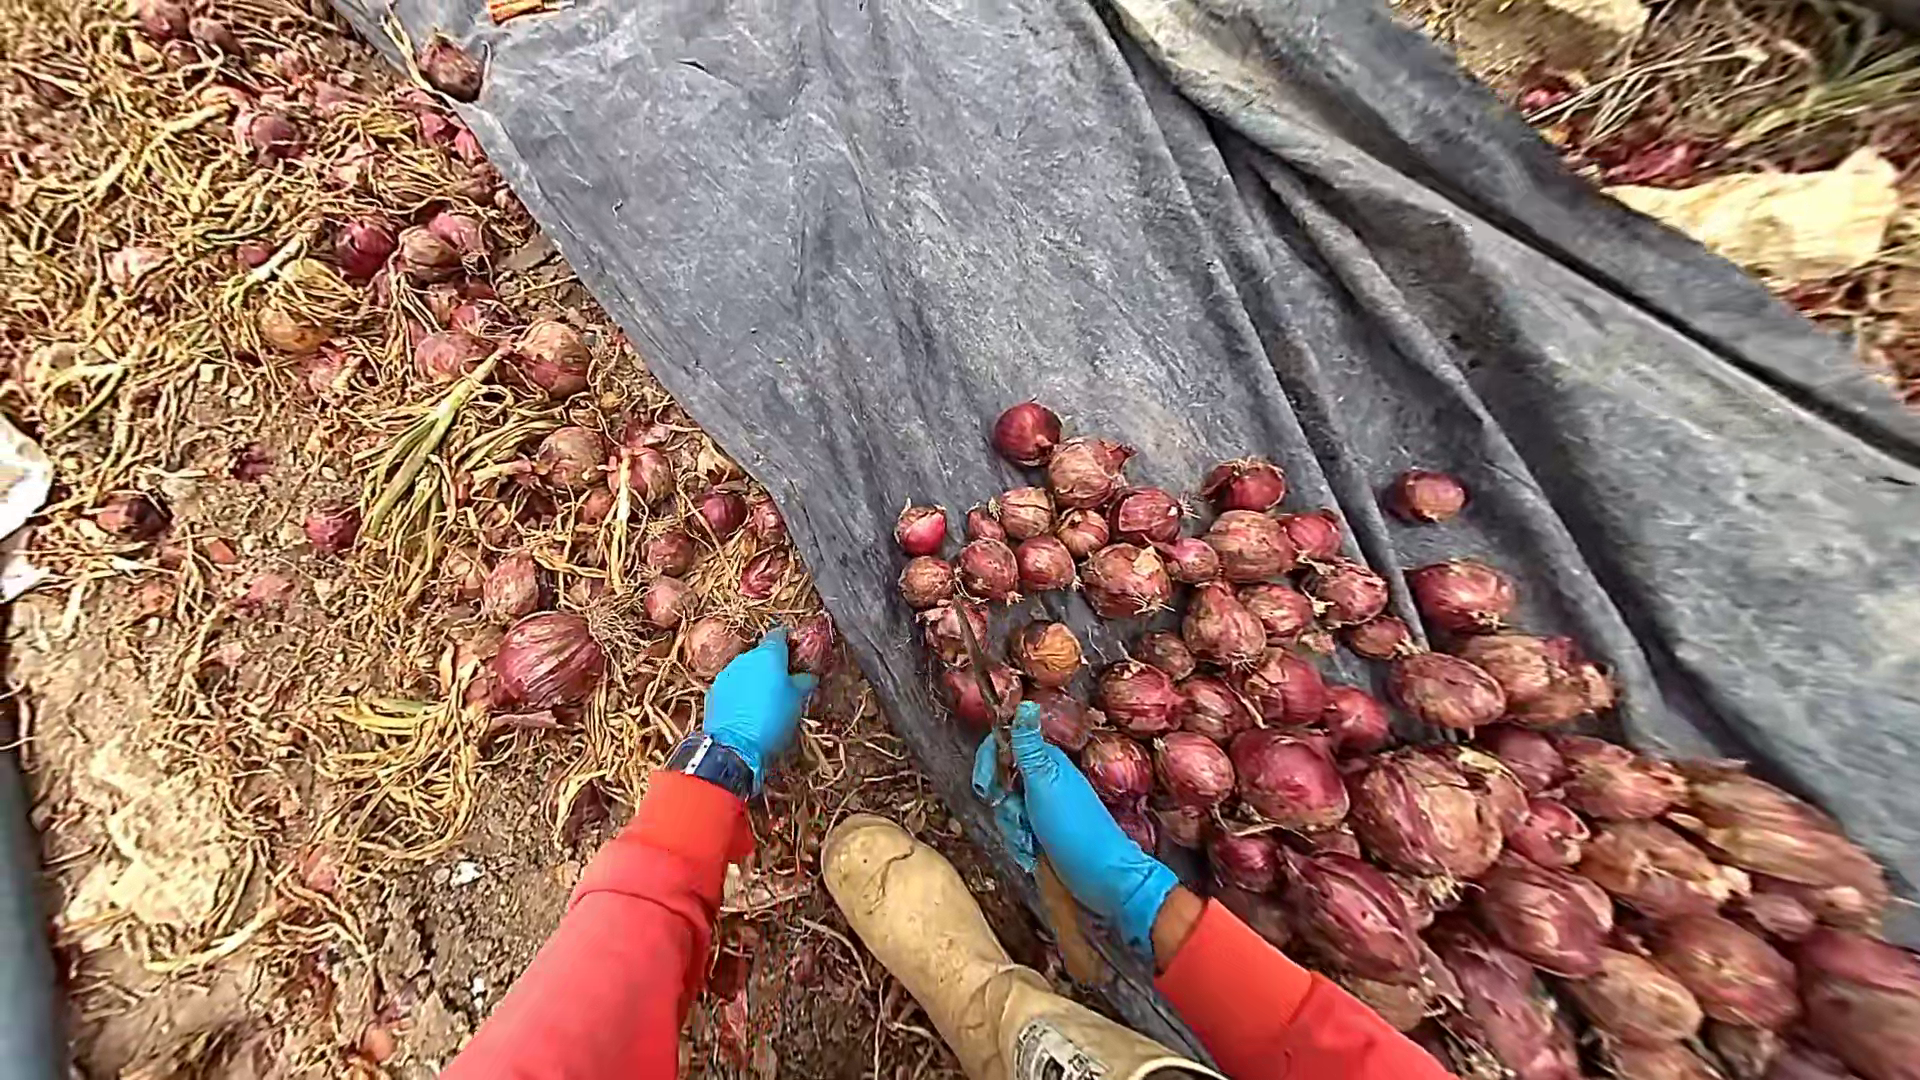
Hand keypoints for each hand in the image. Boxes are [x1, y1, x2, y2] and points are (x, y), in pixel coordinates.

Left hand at [702, 627, 817, 787]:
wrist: (733, 747)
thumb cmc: (772, 718)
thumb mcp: (797, 700)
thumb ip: (803, 682)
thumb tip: (807, 676)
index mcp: (769, 654)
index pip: (780, 634)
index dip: (790, 641)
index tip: (796, 652)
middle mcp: (745, 658)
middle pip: (762, 653)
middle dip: (773, 664)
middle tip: (785, 680)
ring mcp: (727, 673)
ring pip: (746, 669)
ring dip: (756, 678)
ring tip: (766, 699)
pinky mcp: (714, 691)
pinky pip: (733, 685)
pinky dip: (741, 692)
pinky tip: (748, 709)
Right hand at [1004, 707, 1176, 952]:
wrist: (1104, 880)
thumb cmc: (1076, 829)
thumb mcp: (1045, 784)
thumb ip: (1028, 746)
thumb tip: (1024, 704)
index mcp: (1047, 759)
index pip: (1004, 745)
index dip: (989, 762)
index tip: (987, 786)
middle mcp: (1043, 778)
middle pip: (1000, 777)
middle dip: (1001, 801)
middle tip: (1018, 817)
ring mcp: (1042, 806)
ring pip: (1004, 805)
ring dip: (1010, 825)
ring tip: (1029, 840)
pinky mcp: (1041, 831)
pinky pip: (1014, 828)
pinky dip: (1017, 841)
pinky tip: (1031, 852)